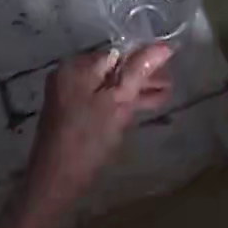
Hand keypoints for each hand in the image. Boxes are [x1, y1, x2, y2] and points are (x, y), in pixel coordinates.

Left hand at [20, 45, 173, 223]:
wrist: (56, 181)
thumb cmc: (88, 139)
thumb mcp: (118, 103)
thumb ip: (138, 72)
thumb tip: (163, 46)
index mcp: (75, 66)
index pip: (117, 53)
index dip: (144, 60)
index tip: (169, 66)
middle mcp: (69, 75)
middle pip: (113, 69)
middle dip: (141, 76)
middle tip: (170, 83)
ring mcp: (69, 95)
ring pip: (109, 86)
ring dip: (135, 90)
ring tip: (166, 94)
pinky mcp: (72, 114)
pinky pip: (101, 100)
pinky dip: (121, 103)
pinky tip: (144, 106)